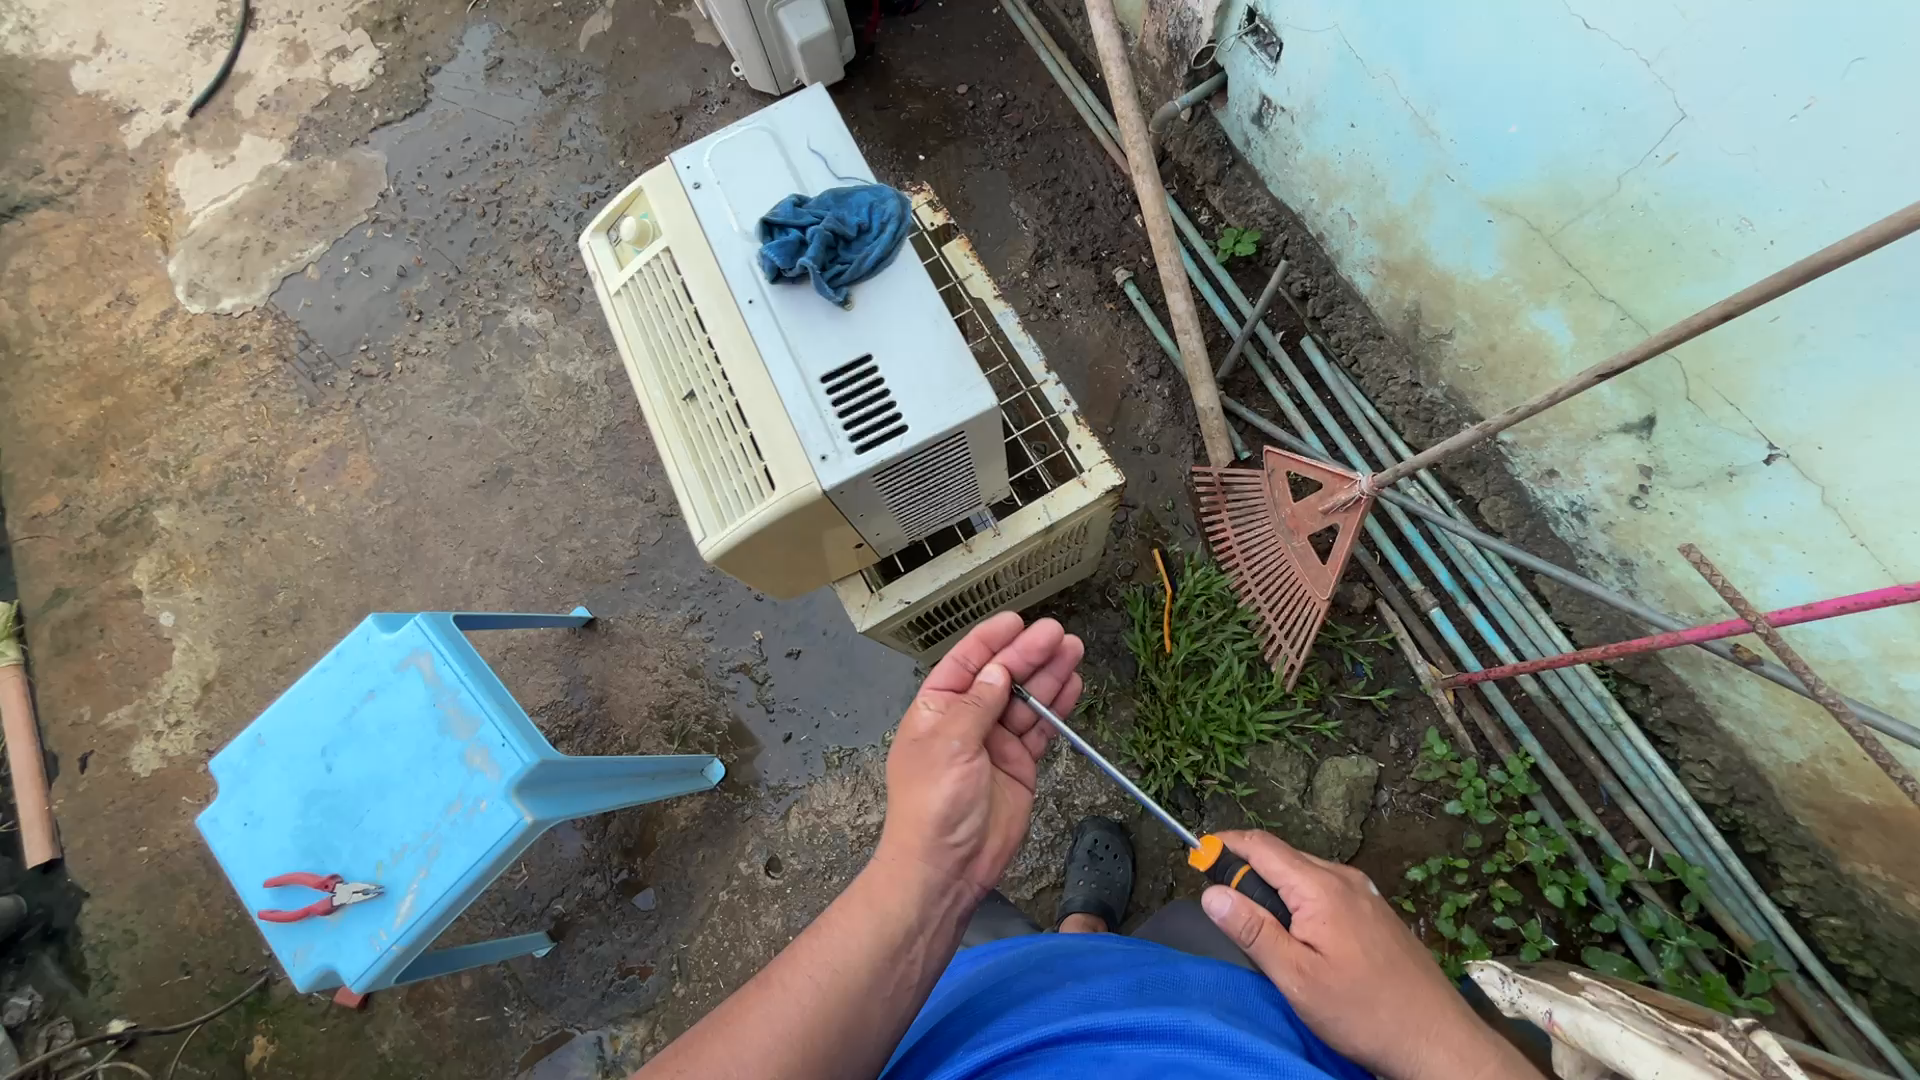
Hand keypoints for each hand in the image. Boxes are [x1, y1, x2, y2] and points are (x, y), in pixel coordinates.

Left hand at [875, 613, 1083, 899]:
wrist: (946, 867)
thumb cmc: (933, 803)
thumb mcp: (949, 744)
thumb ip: (978, 704)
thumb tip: (998, 671)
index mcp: (936, 708)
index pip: (965, 663)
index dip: (990, 640)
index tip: (1017, 620)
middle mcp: (966, 720)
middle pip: (1001, 678)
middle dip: (1028, 654)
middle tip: (1058, 633)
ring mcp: (994, 742)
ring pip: (1026, 700)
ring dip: (1048, 675)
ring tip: (1073, 649)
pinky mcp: (1019, 764)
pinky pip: (1040, 729)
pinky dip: (1057, 708)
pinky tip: (1072, 684)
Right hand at [1201, 831, 1538, 1079]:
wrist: (1443, 1045)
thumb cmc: (1364, 1013)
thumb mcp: (1298, 978)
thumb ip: (1253, 931)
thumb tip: (1211, 891)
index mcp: (1320, 886)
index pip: (1260, 845)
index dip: (1223, 845)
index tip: (1195, 858)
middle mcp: (1343, 877)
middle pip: (1280, 855)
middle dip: (1246, 869)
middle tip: (1225, 905)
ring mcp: (1364, 892)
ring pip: (1303, 871)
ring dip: (1274, 886)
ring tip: (1260, 926)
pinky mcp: (1376, 911)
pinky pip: (1325, 887)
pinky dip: (1299, 897)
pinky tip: (1300, 934)